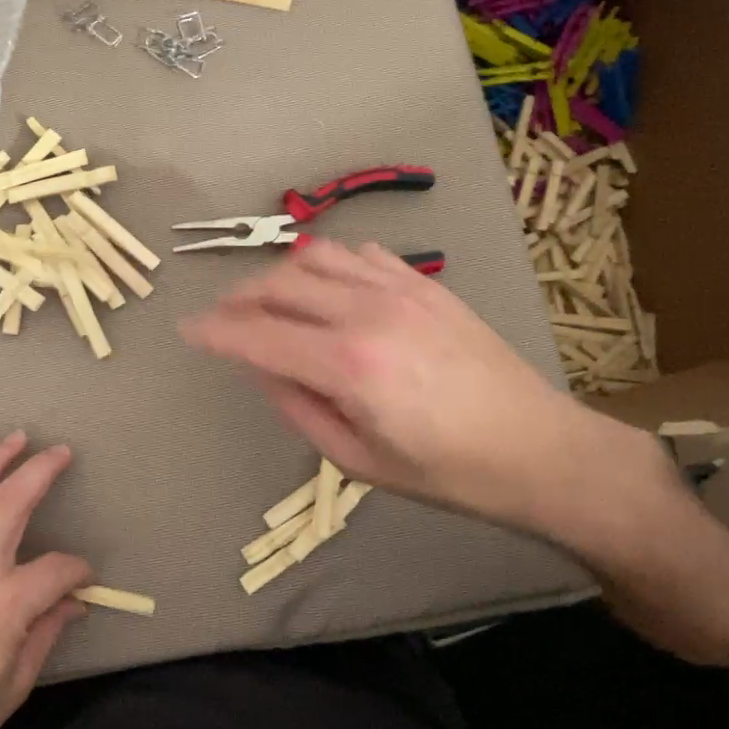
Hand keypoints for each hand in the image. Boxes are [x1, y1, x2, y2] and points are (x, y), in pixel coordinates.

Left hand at [0, 432, 92, 728]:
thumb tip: (72, 603)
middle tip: (62, 451)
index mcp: (6, 603)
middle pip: (12, 500)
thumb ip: (46, 631)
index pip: (57, 568)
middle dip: (42, 470)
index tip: (85, 582)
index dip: (78, 572)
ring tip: (14, 440)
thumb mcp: (17, 681)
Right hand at [180, 239, 654, 534]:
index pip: (257, 335)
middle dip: (237, 298)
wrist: (541, 451)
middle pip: (279, 284)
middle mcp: (368, 313)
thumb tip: (259, 367)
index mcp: (348, 365)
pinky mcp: (427, 285)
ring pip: (316, 258)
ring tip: (266, 299)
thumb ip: (298, 407)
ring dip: (278, 274)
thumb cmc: (447, 472)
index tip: (186, 330)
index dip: (213, 331)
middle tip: (219, 318)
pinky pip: (361, 256)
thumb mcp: (357, 460)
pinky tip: (326, 289)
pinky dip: (329, 265)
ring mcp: (401, 291)